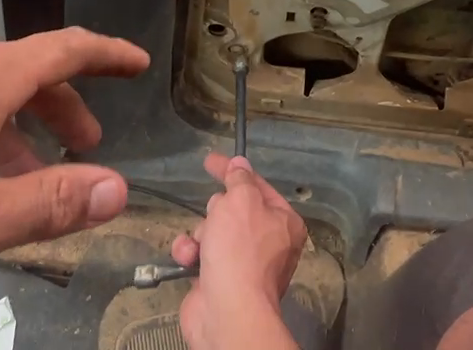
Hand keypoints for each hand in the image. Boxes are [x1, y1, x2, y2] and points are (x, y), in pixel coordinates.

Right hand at [169, 155, 306, 349]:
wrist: (227, 312)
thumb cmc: (241, 249)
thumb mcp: (242, 200)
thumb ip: (240, 178)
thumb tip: (240, 164)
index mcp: (283, 222)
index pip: (257, 185)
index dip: (234, 169)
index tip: (210, 160)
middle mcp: (267, 243)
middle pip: (233, 209)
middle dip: (217, 210)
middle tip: (216, 217)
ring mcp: (243, 264)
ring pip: (212, 230)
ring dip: (201, 233)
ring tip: (202, 246)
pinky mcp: (219, 280)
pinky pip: (200, 254)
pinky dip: (190, 254)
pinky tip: (189, 259)